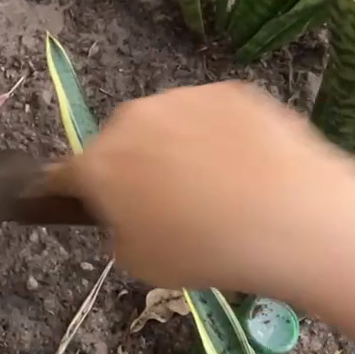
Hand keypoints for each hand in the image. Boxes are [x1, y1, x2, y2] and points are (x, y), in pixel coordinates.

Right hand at [48, 82, 354, 298]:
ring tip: (214, 187)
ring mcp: (183, 98)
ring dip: (174, 148)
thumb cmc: (204, 251)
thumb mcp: (140, 263)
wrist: (291, 218)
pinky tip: (244, 168)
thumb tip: (127, 216)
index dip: (68, 192)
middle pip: (117, 143)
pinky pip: (209, 115)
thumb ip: (118, 233)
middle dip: (130, 168)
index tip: (83, 203)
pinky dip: (217, 136)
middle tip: (164, 205)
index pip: (63, 175)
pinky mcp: (229, 90)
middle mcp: (131, 120)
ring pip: (164, 124)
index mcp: (98, 165)